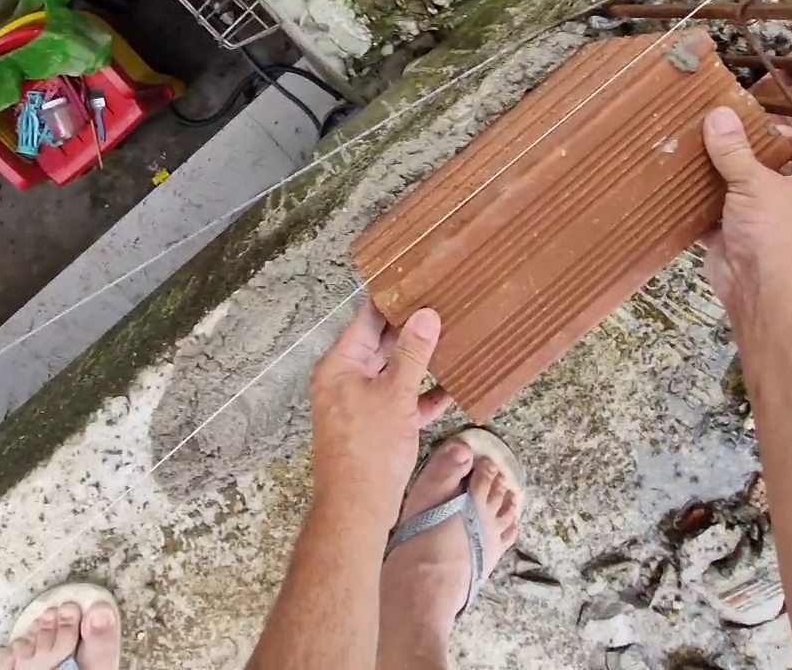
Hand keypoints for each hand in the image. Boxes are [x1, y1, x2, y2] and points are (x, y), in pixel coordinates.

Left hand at [308, 301, 452, 518]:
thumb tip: (425, 315)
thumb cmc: (370, 450)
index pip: (367, 319)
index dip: (392, 300)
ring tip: (451, 341)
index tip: (416, 281)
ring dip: (419, 362)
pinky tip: (450, 389)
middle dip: (410, 330)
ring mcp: (358, 402)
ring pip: (392, 372)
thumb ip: (412, 354)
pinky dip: (420, 395)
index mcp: (341, 363)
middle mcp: (345, 378)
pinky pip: (398, 401)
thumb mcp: (395, 395)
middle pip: (380, 343)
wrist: (357, 510)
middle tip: (442, 308)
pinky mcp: (373, 424)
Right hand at [700, 107, 791, 311]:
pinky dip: (698, 209)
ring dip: (717, 181)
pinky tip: (677, 191)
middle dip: (743, 157)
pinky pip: (715, 219)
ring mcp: (765, 226)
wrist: (766, 293)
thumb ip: (734, 151)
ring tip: (690, 157)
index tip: (756, 128)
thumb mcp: (755, 183)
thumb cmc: (778, 232)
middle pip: (771, 172)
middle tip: (713, 139)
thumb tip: (718, 112)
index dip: (791, 136)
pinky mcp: (736, 243)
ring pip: (740, 196)